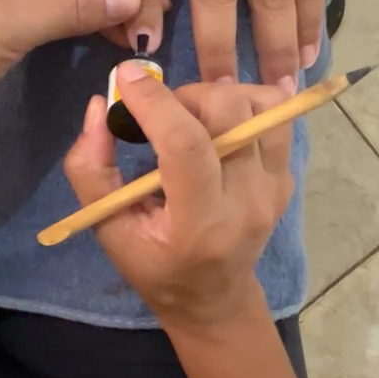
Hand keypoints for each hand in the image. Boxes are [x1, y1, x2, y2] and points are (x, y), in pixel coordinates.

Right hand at [63, 64, 294, 329]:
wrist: (214, 298)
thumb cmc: (154, 266)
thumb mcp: (109, 228)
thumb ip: (92, 170)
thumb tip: (101, 105)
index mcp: (200, 225)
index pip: (187, 146)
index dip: (155, 102)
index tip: (126, 78)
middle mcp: (247, 203)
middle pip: (231, 113)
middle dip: (187, 95)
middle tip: (161, 111)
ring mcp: (274, 189)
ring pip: (262, 105)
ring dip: (220, 95)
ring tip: (192, 116)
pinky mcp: (286, 179)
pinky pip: (275, 117)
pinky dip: (244, 107)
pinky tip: (217, 127)